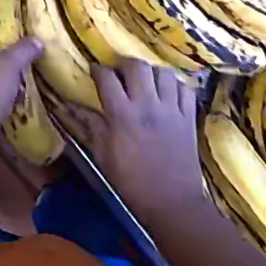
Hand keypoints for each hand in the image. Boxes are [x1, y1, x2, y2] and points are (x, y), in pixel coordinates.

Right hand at [82, 61, 204, 217]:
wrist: (172, 202)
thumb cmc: (132, 183)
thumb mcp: (103, 156)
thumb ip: (92, 127)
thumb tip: (75, 107)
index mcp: (122, 115)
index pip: (107, 78)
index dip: (98, 70)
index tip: (94, 70)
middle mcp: (148, 105)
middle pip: (137, 66)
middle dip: (125, 63)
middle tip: (120, 71)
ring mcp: (172, 109)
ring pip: (163, 72)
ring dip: (151, 71)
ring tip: (144, 79)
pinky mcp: (190, 117)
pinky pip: (184, 88)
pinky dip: (174, 84)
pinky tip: (166, 91)